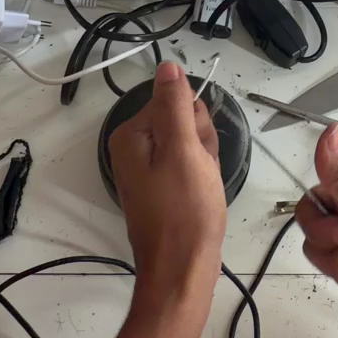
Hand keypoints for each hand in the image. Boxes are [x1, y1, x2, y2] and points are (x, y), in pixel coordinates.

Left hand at [108, 62, 227, 306]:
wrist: (182, 271)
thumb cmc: (185, 211)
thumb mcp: (183, 150)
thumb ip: (175, 105)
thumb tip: (167, 66)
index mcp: (131, 135)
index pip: (174, 101)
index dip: (196, 124)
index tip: (198, 151)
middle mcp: (133, 149)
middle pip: (181, 120)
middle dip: (201, 142)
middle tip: (201, 172)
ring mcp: (148, 170)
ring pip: (190, 143)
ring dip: (205, 159)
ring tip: (203, 186)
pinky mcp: (163, 187)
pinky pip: (189, 165)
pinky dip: (202, 175)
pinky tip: (203, 193)